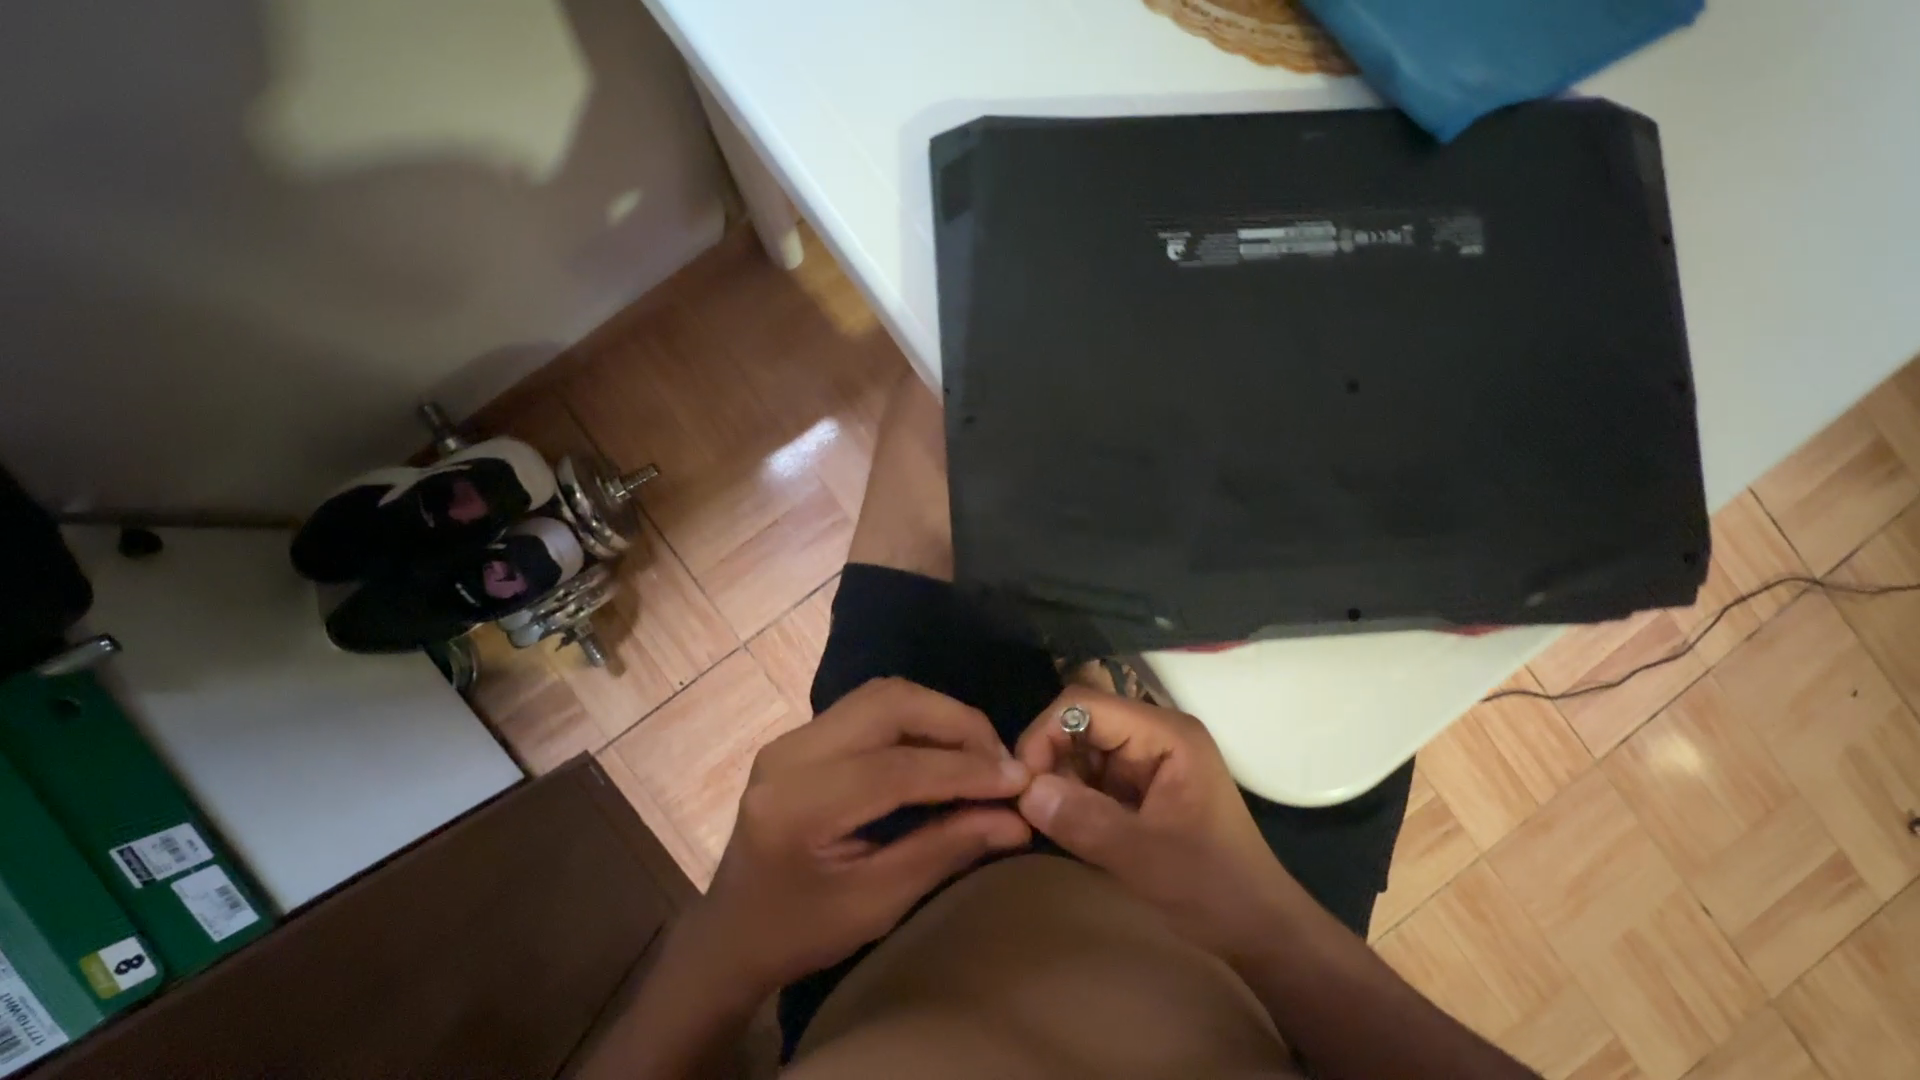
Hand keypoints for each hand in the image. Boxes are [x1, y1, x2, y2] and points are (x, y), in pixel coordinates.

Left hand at [687, 678, 1032, 994]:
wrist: (731, 933)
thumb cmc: (800, 933)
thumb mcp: (878, 904)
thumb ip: (945, 850)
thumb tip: (1017, 819)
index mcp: (798, 805)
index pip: (896, 767)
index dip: (965, 769)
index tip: (1020, 781)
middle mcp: (789, 754)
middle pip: (889, 704)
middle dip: (956, 723)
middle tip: (1001, 761)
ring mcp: (791, 739)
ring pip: (882, 696)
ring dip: (939, 715)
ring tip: (980, 755)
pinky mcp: (800, 738)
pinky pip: (869, 709)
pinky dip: (916, 721)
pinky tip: (943, 751)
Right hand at [1014, 689, 1308, 965]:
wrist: (1258, 930)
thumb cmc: (1212, 888)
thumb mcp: (1144, 857)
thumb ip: (1084, 820)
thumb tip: (1024, 791)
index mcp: (1165, 734)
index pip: (1084, 705)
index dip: (1045, 734)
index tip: (1023, 785)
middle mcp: (1154, 736)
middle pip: (1079, 724)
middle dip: (1049, 760)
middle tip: (1029, 808)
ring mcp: (1147, 762)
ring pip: (1080, 751)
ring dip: (1057, 781)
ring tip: (1045, 821)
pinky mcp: (1139, 789)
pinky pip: (1090, 778)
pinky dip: (1071, 798)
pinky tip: (1063, 826)